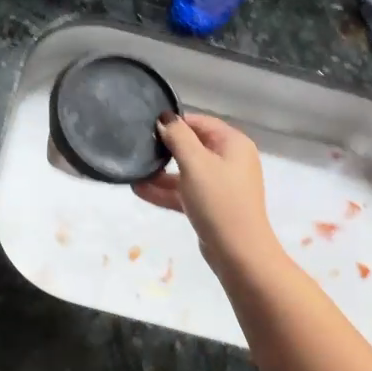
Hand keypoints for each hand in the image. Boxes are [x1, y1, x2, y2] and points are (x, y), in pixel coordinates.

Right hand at [134, 114, 285, 277]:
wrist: (238, 252)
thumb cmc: (218, 201)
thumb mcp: (195, 163)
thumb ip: (178, 137)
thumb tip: (165, 118)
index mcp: (233, 144)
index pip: (201, 122)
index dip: (175, 123)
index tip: (148, 127)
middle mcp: (230, 160)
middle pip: (193, 146)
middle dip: (165, 149)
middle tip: (137, 148)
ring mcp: (221, 185)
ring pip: (187, 172)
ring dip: (161, 173)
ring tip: (133, 172)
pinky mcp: (212, 206)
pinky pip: (186, 192)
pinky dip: (167, 191)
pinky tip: (139, 190)